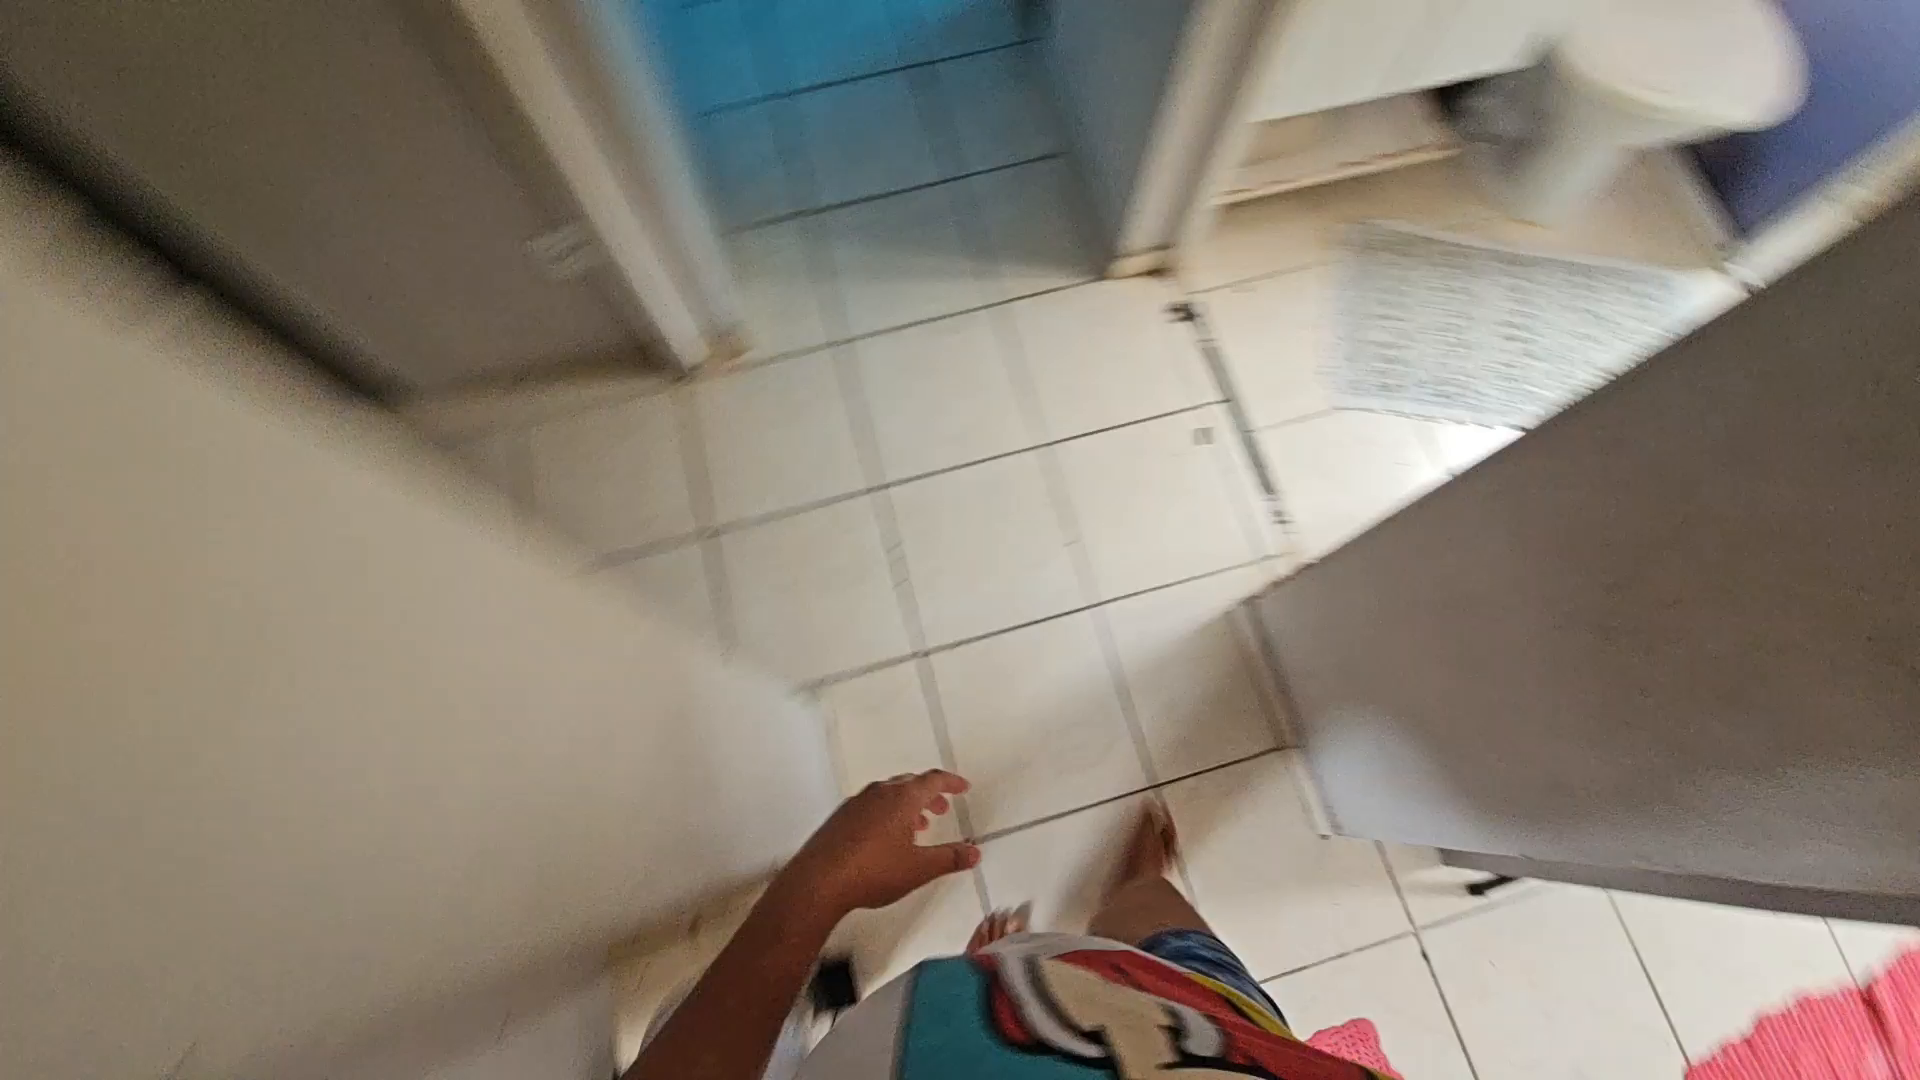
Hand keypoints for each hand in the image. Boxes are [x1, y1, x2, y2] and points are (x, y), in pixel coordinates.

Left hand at [776, 770, 979, 919]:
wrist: (819, 882)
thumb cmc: (869, 871)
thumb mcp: (919, 868)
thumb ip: (949, 858)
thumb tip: (972, 853)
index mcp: (902, 799)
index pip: (933, 780)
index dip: (951, 782)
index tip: (961, 786)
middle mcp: (879, 794)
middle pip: (910, 784)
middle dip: (929, 794)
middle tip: (941, 806)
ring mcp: (857, 803)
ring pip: (889, 794)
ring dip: (907, 805)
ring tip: (916, 826)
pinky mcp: (841, 818)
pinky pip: (871, 805)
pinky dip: (886, 813)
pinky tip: (885, 837)